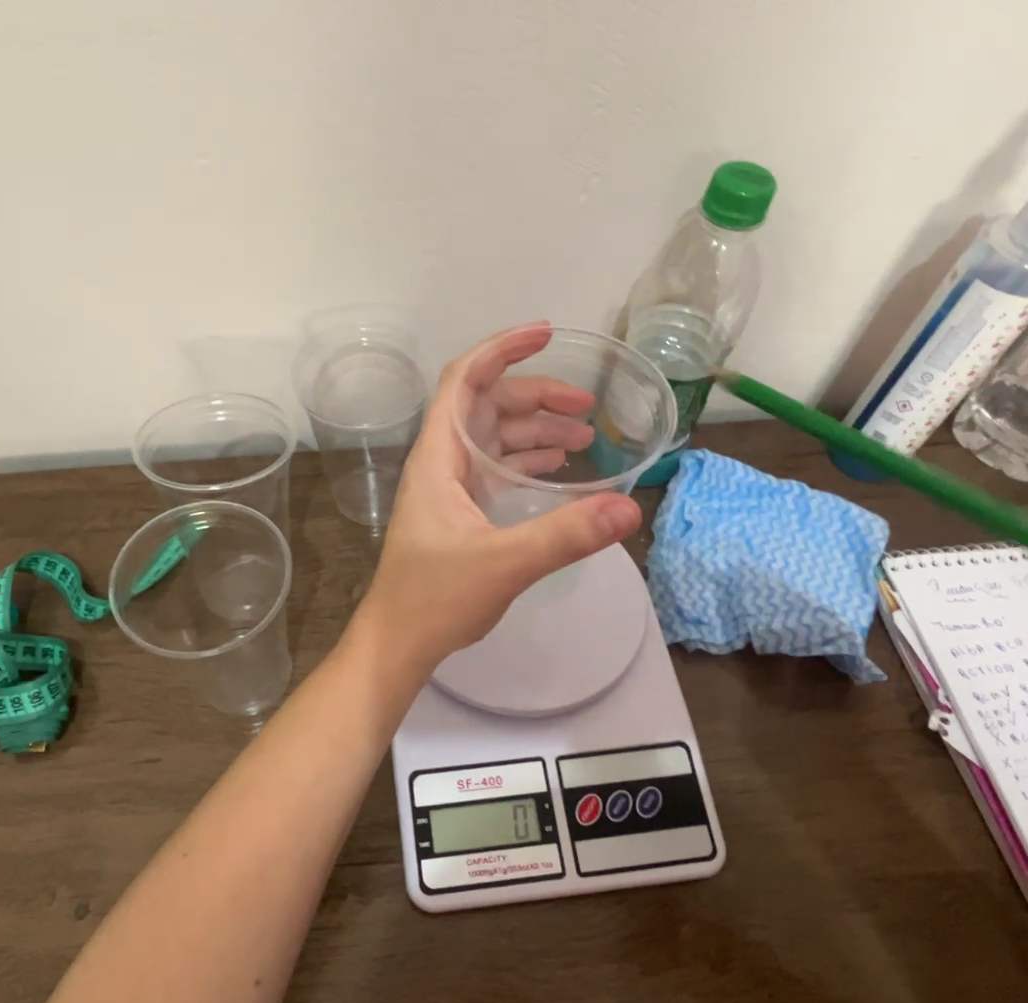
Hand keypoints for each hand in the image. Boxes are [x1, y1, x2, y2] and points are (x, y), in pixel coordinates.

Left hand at [348, 322, 642, 677]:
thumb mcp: (504, 563)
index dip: (502, 350)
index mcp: (439, 458)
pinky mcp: (462, 514)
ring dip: (537, 431)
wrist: (398, 642)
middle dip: (537, 397)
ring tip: (586, 438)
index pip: (464, 381)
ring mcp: (451, 489)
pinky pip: (498, 472)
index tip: (546, 335)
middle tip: (588, 406)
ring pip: (496, 440)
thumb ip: (565, 534)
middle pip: (488, 407)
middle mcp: (443, 463)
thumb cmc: (435, 598)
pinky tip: (559, 470)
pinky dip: (529, 463)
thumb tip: (630, 507)